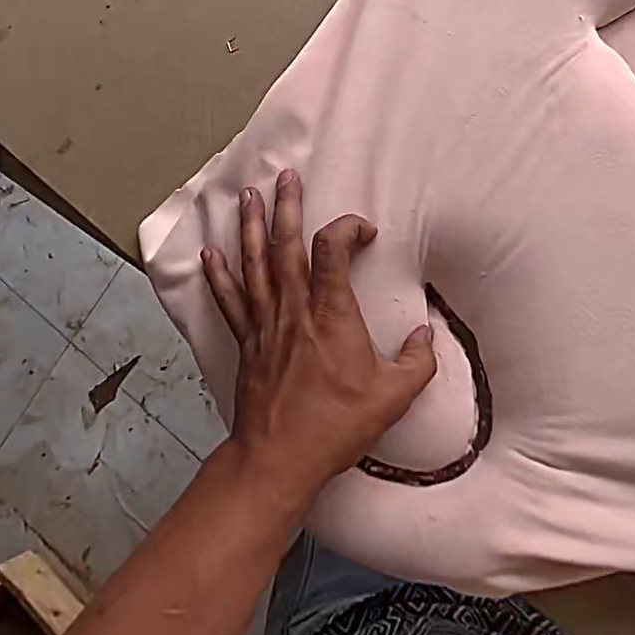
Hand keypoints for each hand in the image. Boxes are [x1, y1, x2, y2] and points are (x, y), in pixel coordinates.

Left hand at [201, 169, 436, 501]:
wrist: (279, 457)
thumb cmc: (335, 426)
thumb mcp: (393, 396)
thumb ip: (417, 361)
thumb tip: (426, 334)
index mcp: (331, 315)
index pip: (333, 250)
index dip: (347, 228)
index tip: (363, 230)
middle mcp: (294, 310)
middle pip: (286, 245)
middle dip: (286, 206)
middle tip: (285, 176)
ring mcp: (265, 323)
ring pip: (254, 263)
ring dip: (251, 227)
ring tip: (248, 196)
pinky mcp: (247, 341)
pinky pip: (229, 299)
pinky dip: (218, 274)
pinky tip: (208, 252)